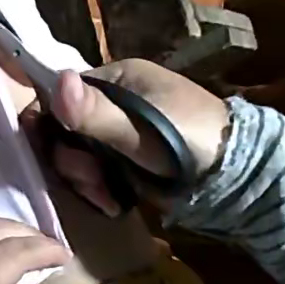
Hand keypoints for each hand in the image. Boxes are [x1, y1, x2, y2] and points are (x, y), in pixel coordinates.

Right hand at [46, 60, 229, 215]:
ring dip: (86, 182)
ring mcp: (120, 131)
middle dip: (73, 163)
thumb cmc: (189, 140)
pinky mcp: (126, 159)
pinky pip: (96, 173)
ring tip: (108, 199)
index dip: (49, 127)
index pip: (58, 96)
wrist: (235, 175)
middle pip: (65, 131)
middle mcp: (113, 101)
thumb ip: (96, 112)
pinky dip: (99, 190)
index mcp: (116, 78)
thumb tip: (56, 79)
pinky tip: (115, 204)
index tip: (57, 156)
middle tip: (93, 183)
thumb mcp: (140, 128)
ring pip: (78, 156)